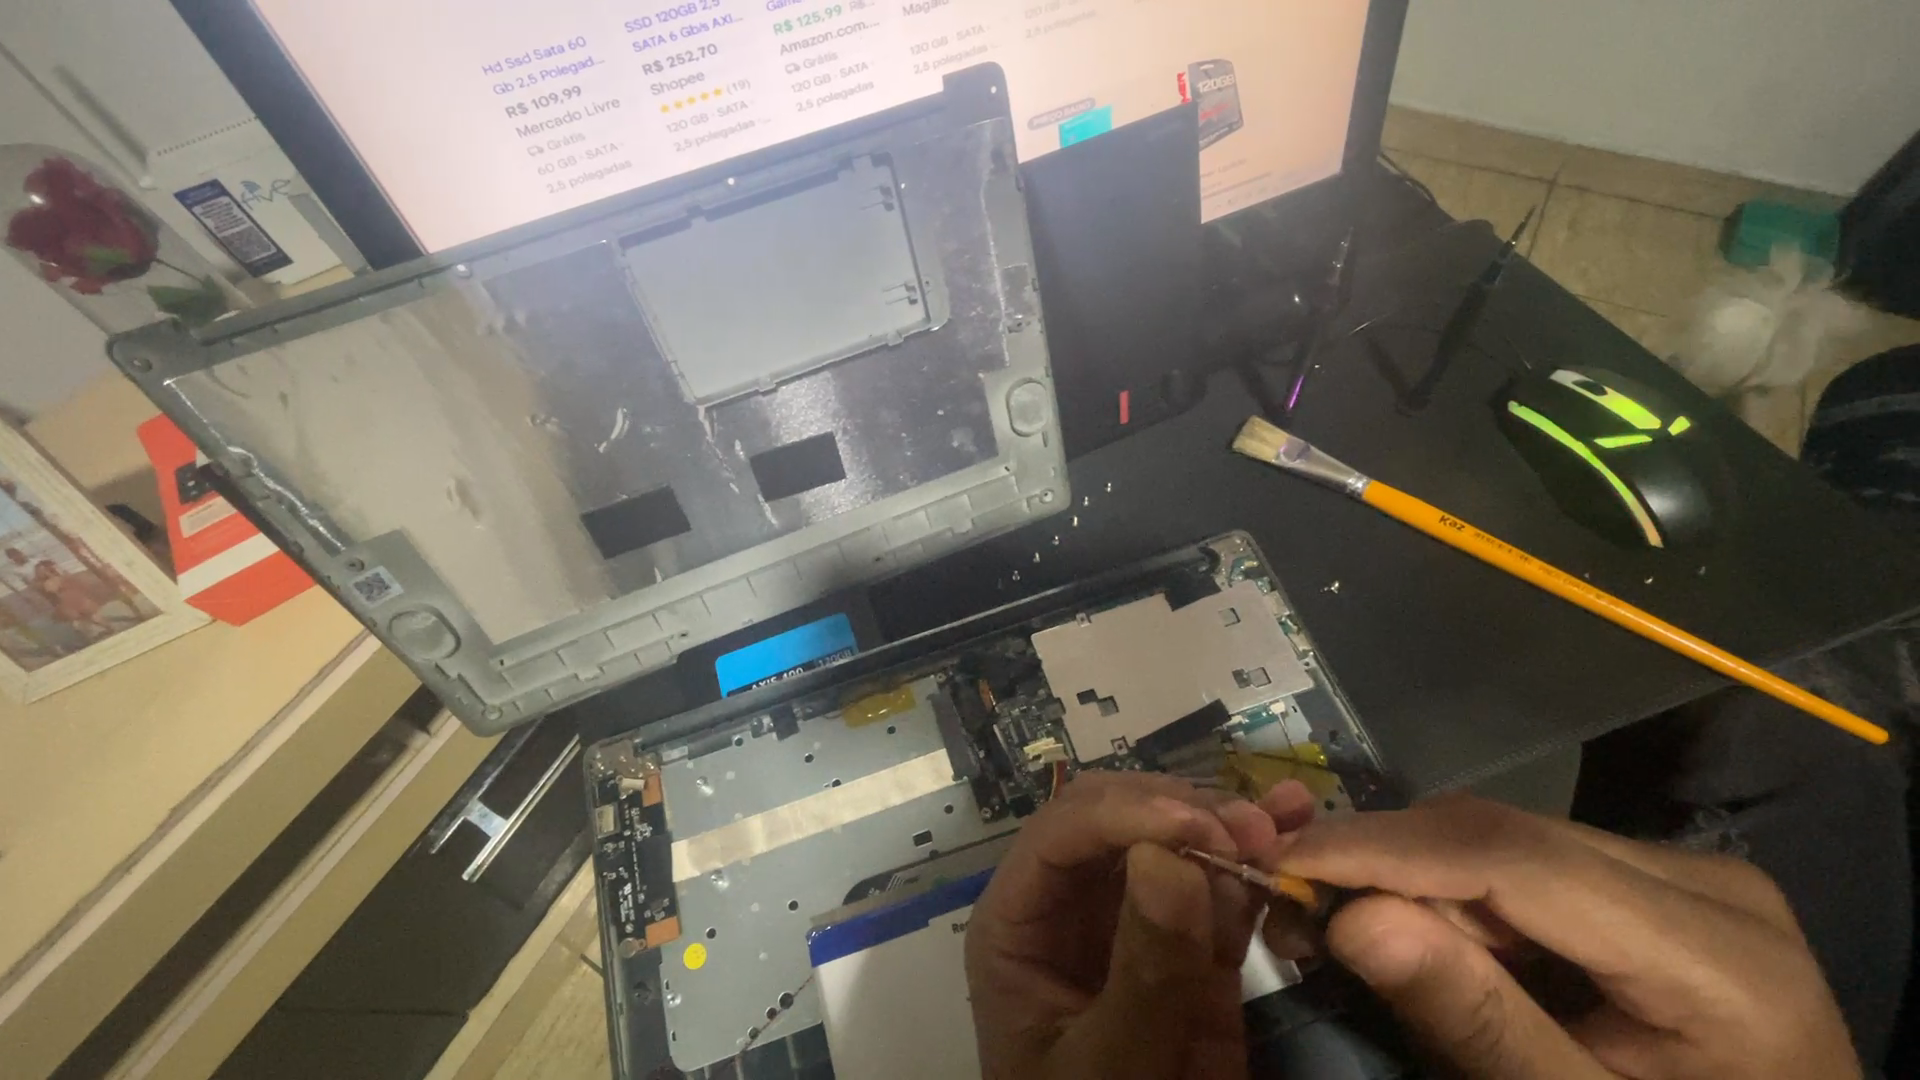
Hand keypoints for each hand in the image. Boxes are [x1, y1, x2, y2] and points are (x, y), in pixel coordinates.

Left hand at [965, 772, 1316, 1079]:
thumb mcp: (1108, 1069)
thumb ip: (1142, 973)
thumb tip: (1168, 858)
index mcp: (1019, 922)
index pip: (1059, 834)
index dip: (1125, 813)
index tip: (1198, 823)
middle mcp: (1069, 904)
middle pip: (1112, 819)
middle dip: (1177, 809)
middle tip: (1250, 826)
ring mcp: (1130, 920)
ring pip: (1167, 841)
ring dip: (1222, 821)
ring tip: (1279, 820)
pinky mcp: (1189, 947)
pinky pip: (1215, 891)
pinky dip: (1252, 865)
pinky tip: (1289, 832)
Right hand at [1267, 795, 1860, 1079]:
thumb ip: (1477, 1022)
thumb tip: (1351, 918)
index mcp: (1718, 957)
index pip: (1515, 859)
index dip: (1384, 849)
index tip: (1282, 856)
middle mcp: (1697, 880)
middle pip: (1497, 837)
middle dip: (1382, 863)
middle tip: (1295, 907)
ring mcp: (1672, 872)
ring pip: (1492, 837)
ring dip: (1407, 876)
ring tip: (1352, 932)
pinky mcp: (1642, 878)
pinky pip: (1510, 858)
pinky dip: (1446, 889)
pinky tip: (1425, 935)